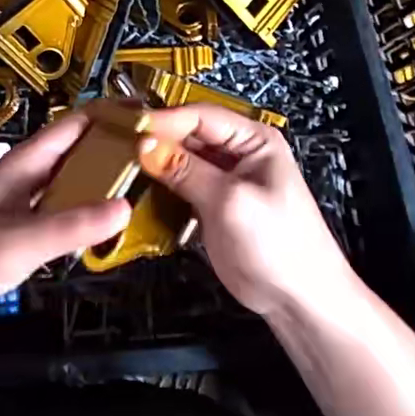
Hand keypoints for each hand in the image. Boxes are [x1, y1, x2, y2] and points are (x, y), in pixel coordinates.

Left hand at [0, 109, 132, 316]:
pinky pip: (66, 200)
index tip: (145, 116)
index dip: (110, 114)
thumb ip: (69, 227)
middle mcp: (26, 173)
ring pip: (74, 174)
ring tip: (138, 179)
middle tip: (153, 152)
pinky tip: (102, 215)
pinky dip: (88, 201)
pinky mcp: (25, 220)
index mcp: (23, 163)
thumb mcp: (19, 242)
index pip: (75, 123)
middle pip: (79, 146)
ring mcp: (26, 197)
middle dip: (115, 144)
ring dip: (103, 172)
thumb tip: (120, 209)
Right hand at [138, 103, 354, 317]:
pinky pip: (179, 184)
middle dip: (155, 138)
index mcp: (253, 140)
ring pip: (180, 158)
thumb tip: (145, 143)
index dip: (164, 120)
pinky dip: (160, 185)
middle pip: (188, 134)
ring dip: (154, 162)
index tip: (129, 127)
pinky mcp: (210, 204)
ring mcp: (222, 179)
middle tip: (117, 143)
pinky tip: (137, 188)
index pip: (201, 115)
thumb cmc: (278, 245)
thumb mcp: (230, 201)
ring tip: (120, 163)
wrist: (298, 300)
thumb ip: (186, 170)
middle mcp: (237, 153)